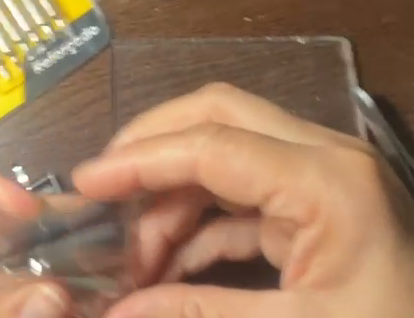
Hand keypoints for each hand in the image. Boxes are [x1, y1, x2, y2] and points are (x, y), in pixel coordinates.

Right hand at [72, 84, 413, 317]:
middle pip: (221, 116)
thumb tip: (115, 312)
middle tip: (100, 195)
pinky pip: (246, 198)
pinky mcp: (321, 207)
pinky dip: (201, 225)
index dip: (143, 159)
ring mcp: (324, 177)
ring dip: (174, 196)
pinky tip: (165, 268)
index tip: (84, 183)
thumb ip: (201, 315)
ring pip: (228, 154)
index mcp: (328, 178)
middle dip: (155, 148)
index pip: (214, 143)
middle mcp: (325, 156)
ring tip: (130, 259)